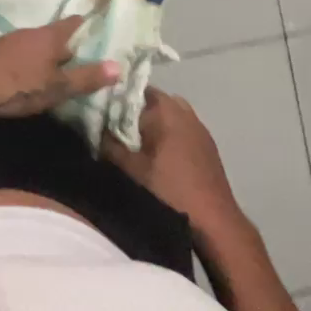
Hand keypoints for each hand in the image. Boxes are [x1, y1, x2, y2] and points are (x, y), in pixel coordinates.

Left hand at [0, 16, 120, 117]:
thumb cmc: (18, 85)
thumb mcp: (57, 87)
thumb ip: (86, 77)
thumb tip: (119, 66)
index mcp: (51, 36)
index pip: (75, 23)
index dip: (89, 26)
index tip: (102, 34)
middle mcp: (32, 32)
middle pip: (57, 34)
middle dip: (70, 46)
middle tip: (86, 60)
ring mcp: (11, 41)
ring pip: (38, 44)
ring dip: (48, 55)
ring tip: (60, 71)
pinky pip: (22, 53)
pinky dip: (31, 62)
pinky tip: (30, 77)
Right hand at [103, 88, 242, 230]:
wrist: (214, 220)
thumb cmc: (170, 191)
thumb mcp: (132, 170)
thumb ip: (111, 145)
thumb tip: (96, 128)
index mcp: (166, 109)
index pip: (137, 90)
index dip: (118, 100)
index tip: (104, 113)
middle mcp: (185, 111)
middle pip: (154, 101)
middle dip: (136, 113)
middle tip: (118, 132)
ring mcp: (200, 127)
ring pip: (170, 115)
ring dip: (155, 125)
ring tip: (138, 147)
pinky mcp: (208, 144)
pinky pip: (183, 129)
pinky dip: (170, 136)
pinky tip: (162, 159)